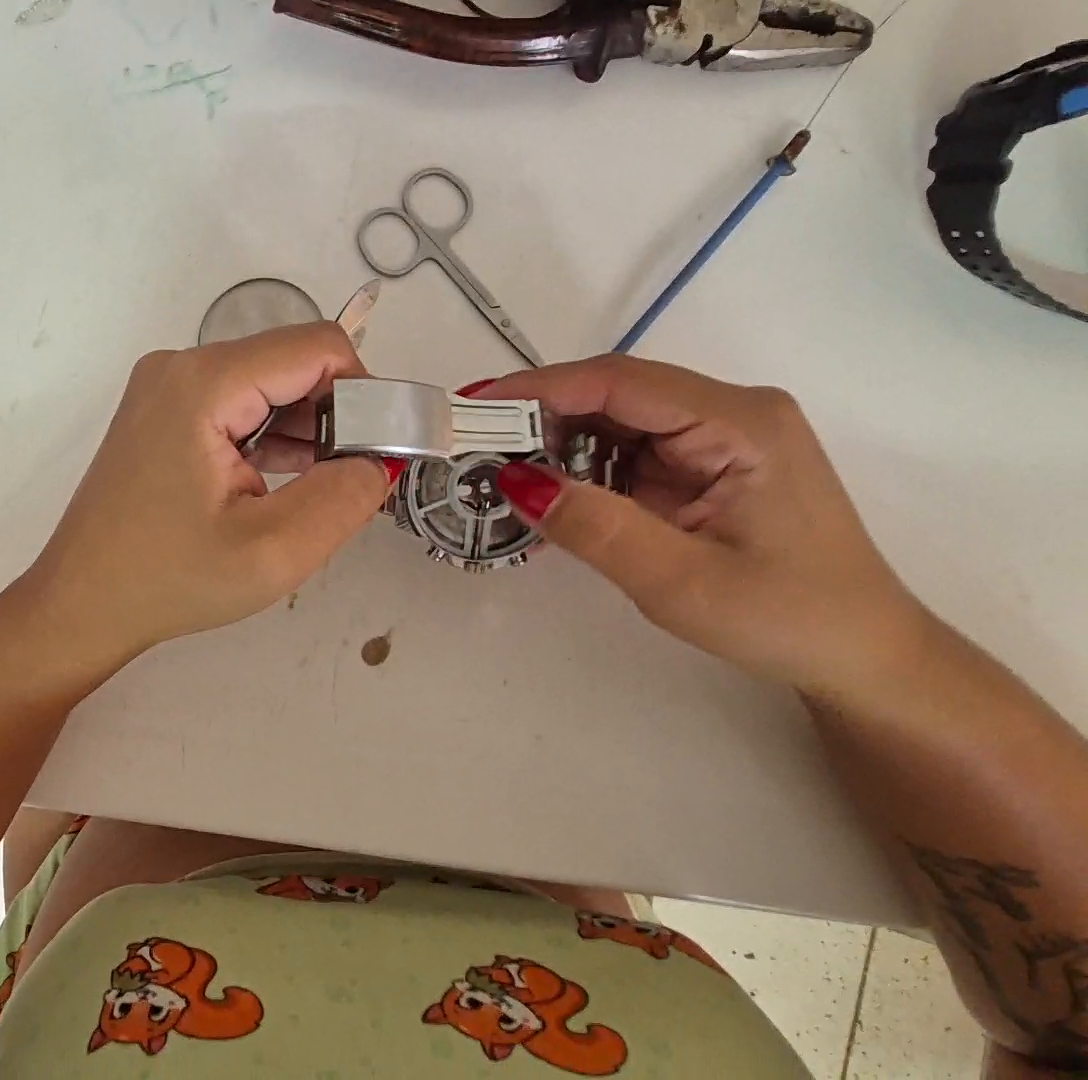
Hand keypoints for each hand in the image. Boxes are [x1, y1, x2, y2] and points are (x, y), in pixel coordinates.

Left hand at [21, 323, 391, 660]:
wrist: (81, 604)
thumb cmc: (167, 582)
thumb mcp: (273, 552)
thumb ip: (345, 497)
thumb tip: (380, 460)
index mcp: (202, 384)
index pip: (317, 348)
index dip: (365, 394)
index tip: (374, 455)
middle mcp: (178, 368)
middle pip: (289, 363)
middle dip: (333, 416)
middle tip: (341, 486)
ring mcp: (163, 390)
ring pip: (264, 385)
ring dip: (302, 432)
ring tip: (307, 494)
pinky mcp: (159, 415)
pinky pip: (234, 407)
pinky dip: (267, 438)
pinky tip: (275, 487)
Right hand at [475, 355, 929, 696]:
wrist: (859, 655)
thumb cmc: (783, 617)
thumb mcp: (678, 580)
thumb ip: (595, 526)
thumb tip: (512, 481)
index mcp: (739, 424)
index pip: (619, 382)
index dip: (539, 388)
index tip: (472, 408)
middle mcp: (729, 414)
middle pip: (612, 394)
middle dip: (538, 417)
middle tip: (470, 449)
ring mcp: (717, 439)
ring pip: (613, 421)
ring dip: (554, 444)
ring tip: (495, 474)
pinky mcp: (703, 466)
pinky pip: (625, 451)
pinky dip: (578, 469)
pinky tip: (545, 493)